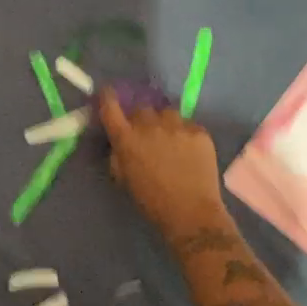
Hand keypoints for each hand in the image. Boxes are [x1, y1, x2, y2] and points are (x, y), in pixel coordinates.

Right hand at [98, 88, 225, 235]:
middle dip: (141, 118)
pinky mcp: (199, 131)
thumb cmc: (151, 201)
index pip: (110, 108)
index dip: (107, 97)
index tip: (108, 93)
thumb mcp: (124, 178)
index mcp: (126, 139)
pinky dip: (185, 133)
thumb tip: (119, 143)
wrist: (190, 212)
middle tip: (146, 134)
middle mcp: (150, 126)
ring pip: (166, 113)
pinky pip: (187, 124)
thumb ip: (118, 155)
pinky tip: (188, 150)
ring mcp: (177, 126)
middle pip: (141, 108)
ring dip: (164, 122)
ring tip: (170, 139)